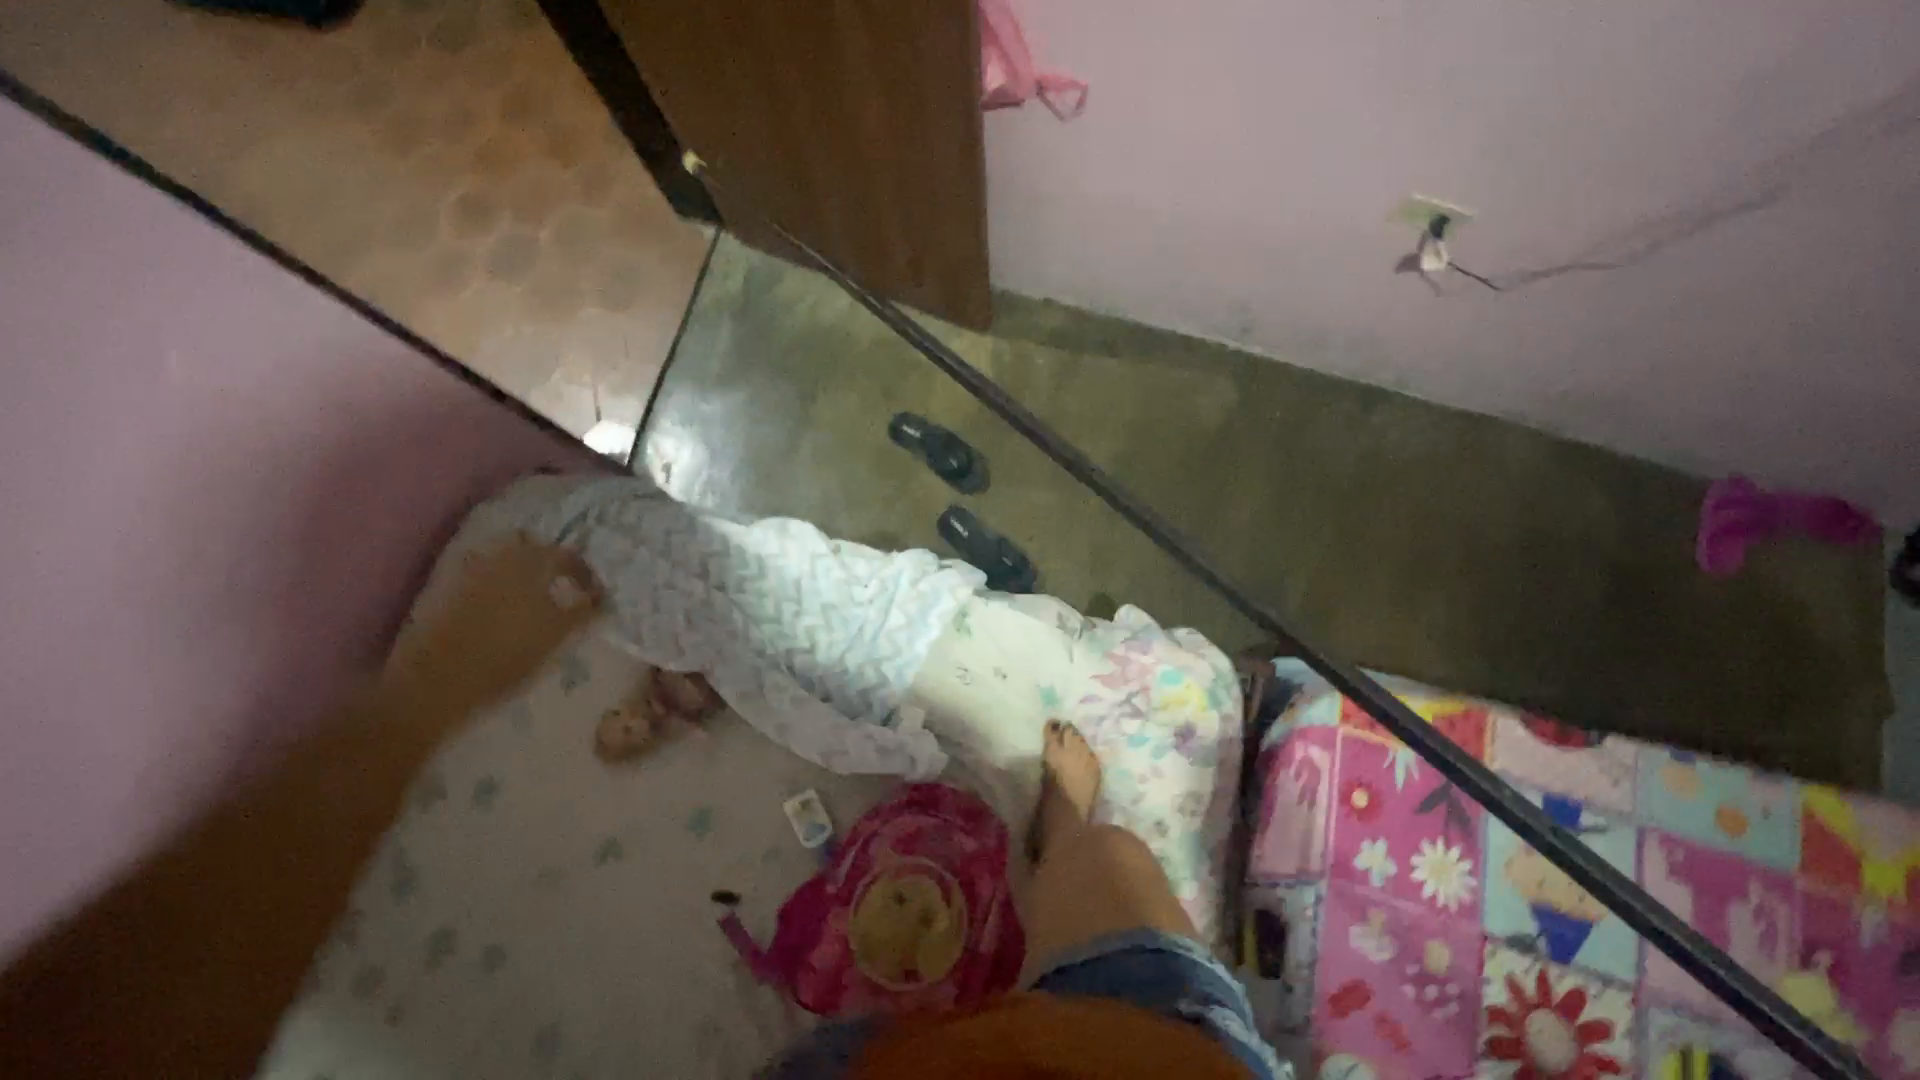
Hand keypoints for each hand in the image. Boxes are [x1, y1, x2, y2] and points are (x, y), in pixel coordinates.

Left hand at [387, 534, 604, 715]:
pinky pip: (481, 571)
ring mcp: (470, 570)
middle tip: (563, 585)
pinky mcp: (448, 587)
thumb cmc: (506, 658)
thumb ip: (582, 612)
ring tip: (534, 595)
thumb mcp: (555, 638)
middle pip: (531, 546)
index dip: (584, 573)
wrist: (436, 679)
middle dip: (549, 561)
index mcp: (532, 564)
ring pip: (503, 556)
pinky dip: (497, 580)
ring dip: (522, 568)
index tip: (593, 592)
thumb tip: (602, 597)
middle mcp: (501, 557)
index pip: (566, 556)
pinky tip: (503, 603)